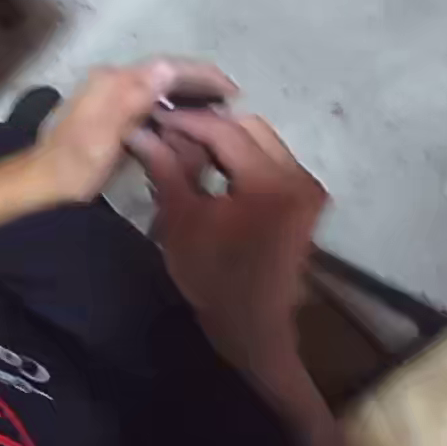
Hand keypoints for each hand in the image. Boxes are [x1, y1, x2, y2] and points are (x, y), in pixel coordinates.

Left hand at [27, 59, 236, 204]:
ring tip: (215, 113)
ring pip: (156, 86)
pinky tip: (182, 123)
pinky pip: (146, 100)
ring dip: (185, 95)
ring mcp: (107, 94)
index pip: (166, 67)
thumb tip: (168, 66)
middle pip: (163, 73)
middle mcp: (110, 80)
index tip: (233, 92)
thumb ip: (133, 99)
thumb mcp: (105, 136)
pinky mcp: (108, 110)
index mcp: (112, 82)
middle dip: (198, 84)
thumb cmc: (74, 167)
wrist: (41, 183)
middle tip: (230, 104)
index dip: (202, 75)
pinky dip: (169, 107)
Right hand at [127, 111, 326, 368]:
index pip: (225, 130)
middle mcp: (298, 176)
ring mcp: (305, 186)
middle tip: (168, 133)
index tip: (154, 116)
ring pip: (260, 139)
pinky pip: (269, 158)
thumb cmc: (214, 279)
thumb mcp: (182, 221)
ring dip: (222, 140)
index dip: (186, 120)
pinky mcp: (304, 198)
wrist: (254, 329)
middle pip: (247, 127)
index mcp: (271, 182)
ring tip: (185, 149)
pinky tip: (210, 167)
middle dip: (206, 126)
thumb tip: (140, 131)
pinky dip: (238, 157)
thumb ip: (166, 169)